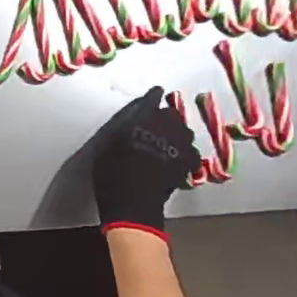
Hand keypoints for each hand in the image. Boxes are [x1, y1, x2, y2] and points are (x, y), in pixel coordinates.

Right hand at [91, 86, 201, 236]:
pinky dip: (183, 150)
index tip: (154, 93)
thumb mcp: (107, 147)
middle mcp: (166, 127)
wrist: (133, 204)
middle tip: (155, 122)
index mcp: (144, 118)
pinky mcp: (187, 162)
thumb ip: (123, 130)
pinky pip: (189, 150)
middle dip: (164, 116)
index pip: (152, 98)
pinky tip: (176, 156)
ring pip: (183, 131)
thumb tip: (131, 121)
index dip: (152, 96)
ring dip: (175, 132)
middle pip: (171, 114)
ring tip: (166, 139)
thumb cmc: (111, 175)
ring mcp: (181, 145)